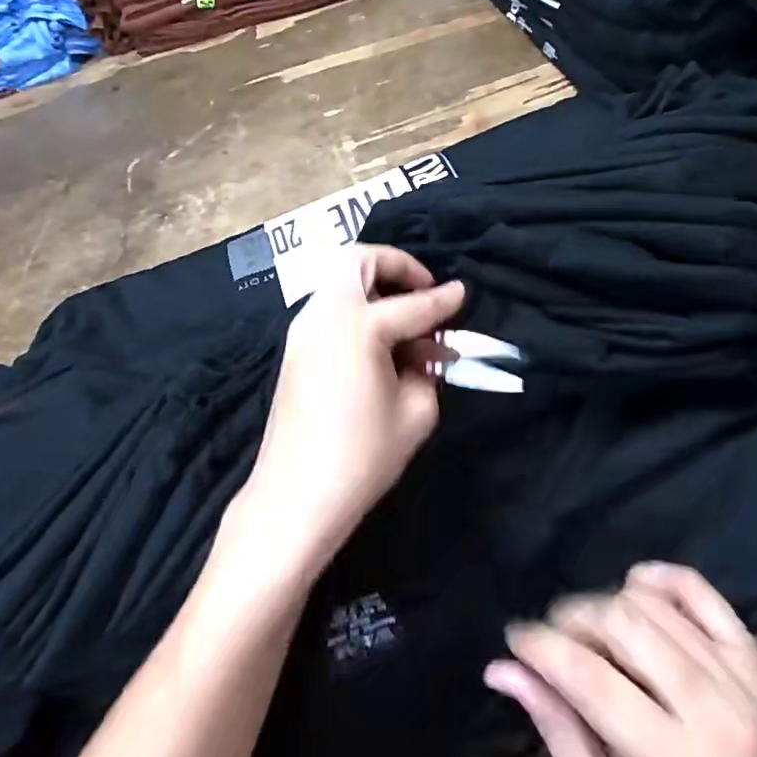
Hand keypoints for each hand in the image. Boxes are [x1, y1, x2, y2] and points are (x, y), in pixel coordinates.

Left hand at [227, 245, 465, 578]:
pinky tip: (379, 343)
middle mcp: (323, 313)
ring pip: (338, 283)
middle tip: (422, 290)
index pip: (412, 304)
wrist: (296, 494)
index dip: (443, 300)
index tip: (462, 293)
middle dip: (394, 266)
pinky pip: (329, 309)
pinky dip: (355, 310)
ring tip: (405, 320)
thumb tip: (426, 352)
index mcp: (357, 324)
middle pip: (357, 262)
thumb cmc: (362, 456)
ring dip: (373, 288)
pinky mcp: (294, 349)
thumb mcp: (416, 411)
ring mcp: (302, 329)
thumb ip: (427, 369)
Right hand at [485, 563, 756, 756]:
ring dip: (607, 604)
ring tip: (593, 634)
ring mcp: (743, 681)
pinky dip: (662, 579)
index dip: (540, 646)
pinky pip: (702, 593)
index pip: (589, 676)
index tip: (515, 641)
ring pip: (652, 602)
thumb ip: (557, 727)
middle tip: (554, 640)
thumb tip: (499, 669)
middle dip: (571, 620)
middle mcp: (716, 710)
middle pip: (620, 622)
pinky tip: (634, 589)